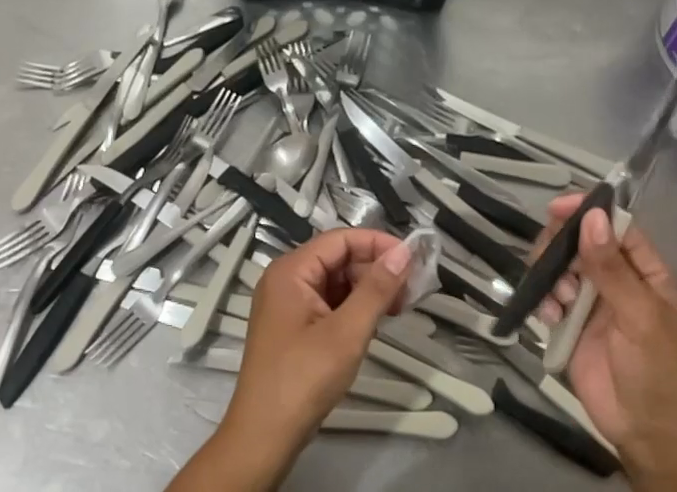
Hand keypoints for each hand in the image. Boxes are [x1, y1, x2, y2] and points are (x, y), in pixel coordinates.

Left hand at [170, 228, 411, 491]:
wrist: (264, 435)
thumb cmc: (304, 378)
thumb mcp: (347, 332)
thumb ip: (376, 289)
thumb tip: (403, 252)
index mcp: (291, 271)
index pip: (340, 239)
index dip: (377, 243)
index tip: (412, 258)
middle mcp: (286, 280)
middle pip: (337, 258)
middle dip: (375, 269)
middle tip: (411, 289)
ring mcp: (287, 304)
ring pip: (335, 282)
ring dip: (367, 290)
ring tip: (399, 307)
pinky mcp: (293, 327)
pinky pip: (328, 303)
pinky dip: (353, 308)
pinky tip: (375, 322)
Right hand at [534, 195, 676, 491]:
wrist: (654, 438)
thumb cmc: (663, 373)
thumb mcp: (642, 317)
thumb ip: (612, 269)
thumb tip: (592, 216)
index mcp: (646, 273)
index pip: (615, 227)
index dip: (588, 212)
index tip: (557, 208)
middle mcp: (617, 282)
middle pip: (581, 242)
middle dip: (561, 246)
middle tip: (550, 262)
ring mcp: (593, 305)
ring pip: (561, 268)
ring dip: (551, 275)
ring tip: (558, 301)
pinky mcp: (571, 329)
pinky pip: (549, 299)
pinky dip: (543, 300)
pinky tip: (549, 317)